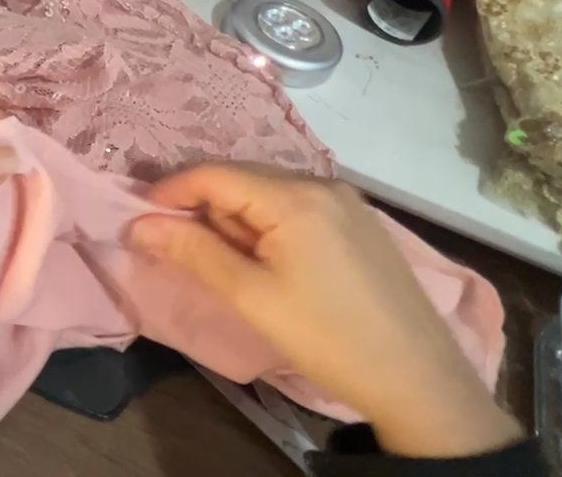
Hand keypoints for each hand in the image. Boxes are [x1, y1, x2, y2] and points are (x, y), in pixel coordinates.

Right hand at [129, 164, 521, 458]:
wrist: (424, 387)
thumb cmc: (328, 338)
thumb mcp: (251, 297)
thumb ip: (192, 251)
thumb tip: (137, 224)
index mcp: (295, 197)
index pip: (213, 174)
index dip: (171, 190)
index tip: (140, 216)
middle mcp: (321, 182)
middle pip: (239, 177)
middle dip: (203, 205)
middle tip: (179, 243)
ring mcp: (345, 200)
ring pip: (265, 190)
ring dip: (234, 215)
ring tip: (224, 258)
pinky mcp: (359, 220)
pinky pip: (294, 203)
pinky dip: (266, 221)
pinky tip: (267, 257)